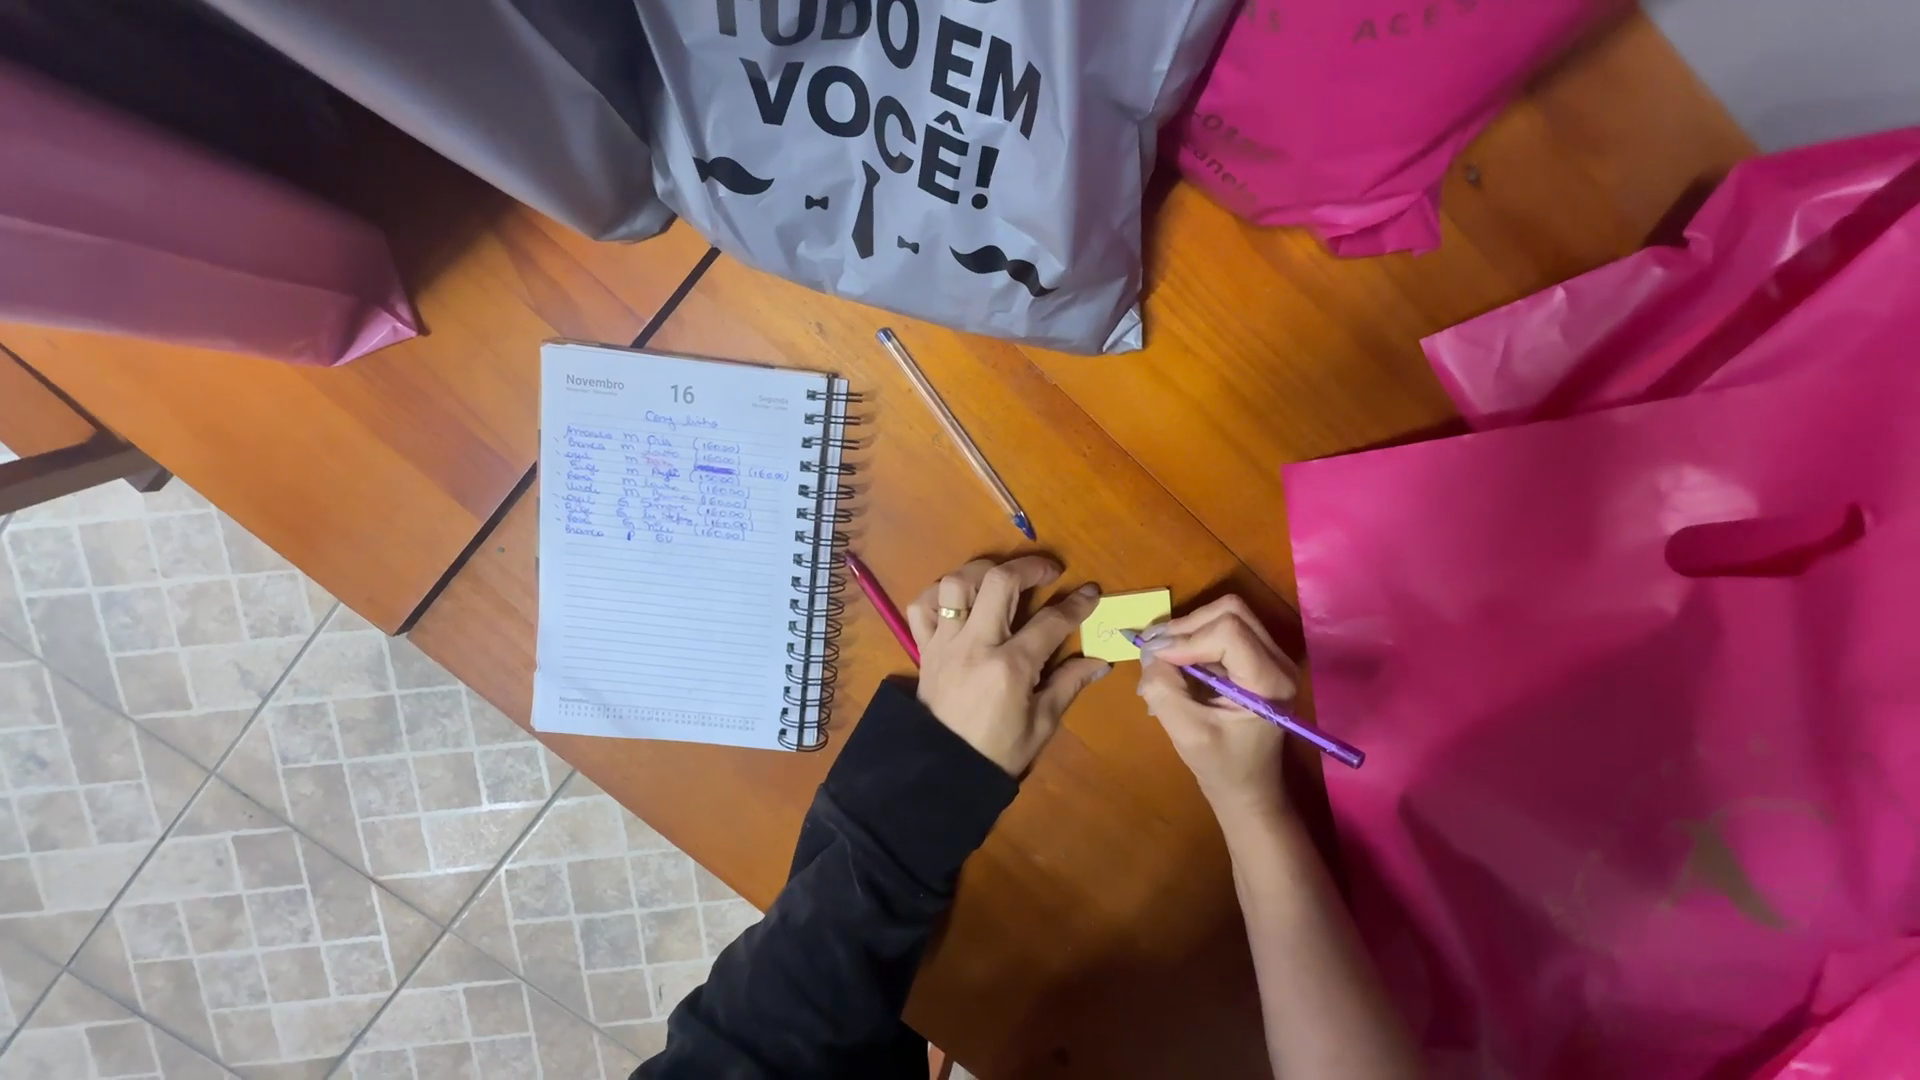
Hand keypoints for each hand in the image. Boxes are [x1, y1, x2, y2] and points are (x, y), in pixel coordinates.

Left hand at [904, 556, 1108, 775]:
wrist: (941, 771)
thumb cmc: (997, 752)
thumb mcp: (1041, 724)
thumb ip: (1068, 684)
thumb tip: (1100, 661)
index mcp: (1010, 667)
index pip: (1051, 622)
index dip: (1077, 603)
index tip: (1091, 591)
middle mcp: (975, 645)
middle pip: (999, 582)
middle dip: (1029, 567)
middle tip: (1048, 572)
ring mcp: (945, 643)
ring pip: (956, 583)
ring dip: (981, 571)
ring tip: (1001, 579)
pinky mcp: (923, 648)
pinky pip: (921, 606)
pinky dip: (938, 594)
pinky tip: (959, 600)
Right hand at [1136, 596, 1298, 818]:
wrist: (1248, 787)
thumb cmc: (1222, 767)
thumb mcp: (1186, 732)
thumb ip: (1164, 689)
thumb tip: (1149, 651)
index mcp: (1268, 681)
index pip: (1228, 631)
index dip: (1186, 639)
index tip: (1156, 659)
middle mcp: (1277, 660)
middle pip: (1229, 611)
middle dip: (1186, 626)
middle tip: (1155, 649)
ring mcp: (1269, 656)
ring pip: (1225, 613)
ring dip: (1188, 629)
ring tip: (1161, 653)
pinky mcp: (1256, 657)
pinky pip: (1222, 628)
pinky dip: (1193, 637)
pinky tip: (1174, 660)